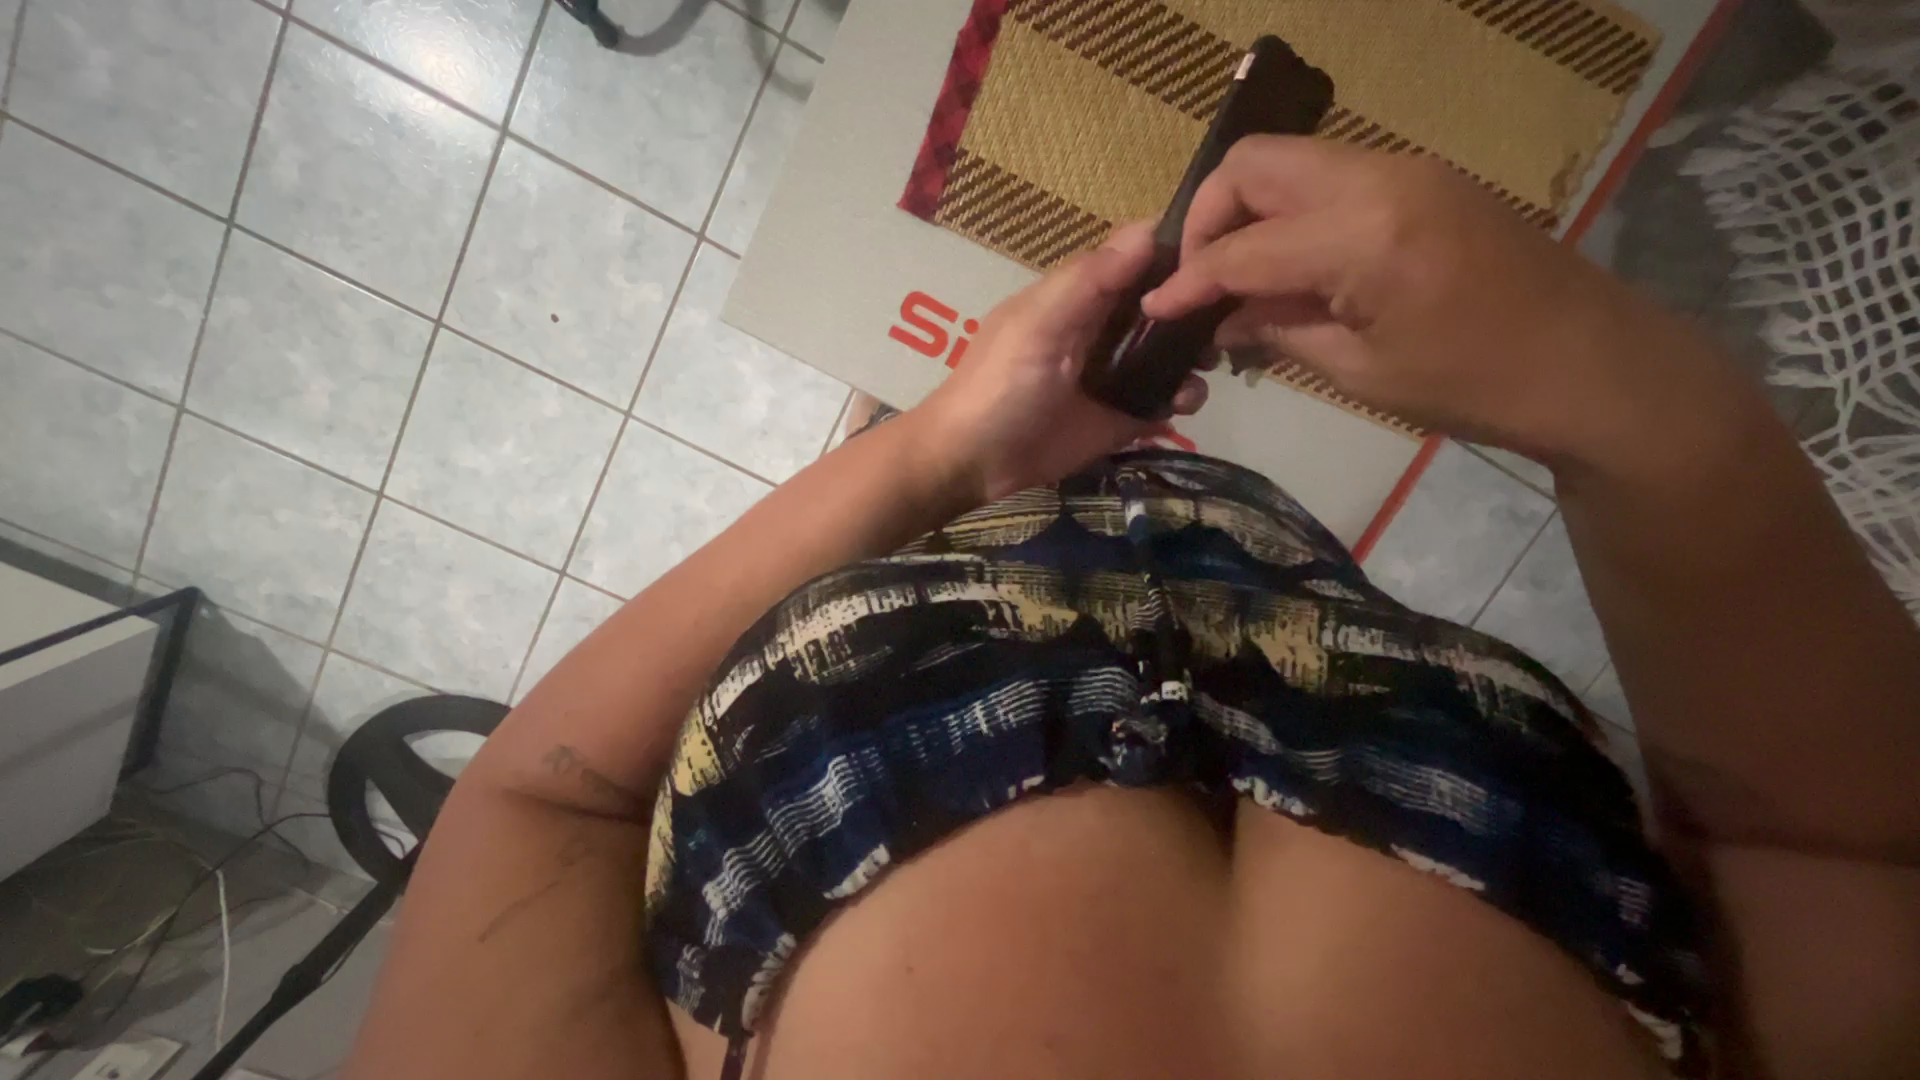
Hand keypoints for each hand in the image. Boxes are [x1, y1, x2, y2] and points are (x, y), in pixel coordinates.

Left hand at [910, 223, 1209, 503]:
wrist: (972, 462)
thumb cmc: (997, 386)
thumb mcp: (1038, 326)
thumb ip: (1087, 281)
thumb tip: (1149, 231)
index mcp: (1078, 296)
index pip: (1135, 258)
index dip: (1176, 249)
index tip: (1222, 249)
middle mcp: (1101, 329)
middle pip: (1161, 305)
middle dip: (1196, 307)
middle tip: (1231, 316)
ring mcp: (1113, 375)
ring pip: (1169, 353)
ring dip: (1194, 354)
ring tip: (1209, 363)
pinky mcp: (1120, 418)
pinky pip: (1162, 401)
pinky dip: (1181, 399)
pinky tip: (1183, 403)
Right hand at [1141, 137, 1719, 467]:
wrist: (1593, 365)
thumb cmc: (1471, 385)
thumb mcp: (1357, 371)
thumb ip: (1277, 330)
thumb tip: (1219, 320)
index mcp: (1360, 236)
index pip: (1240, 248)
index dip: (1187, 282)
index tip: (1154, 310)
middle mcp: (1377, 179)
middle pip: (1253, 164)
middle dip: (1207, 219)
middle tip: (1199, 281)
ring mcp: (1405, 169)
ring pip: (1290, 162)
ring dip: (1248, 213)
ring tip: (1239, 279)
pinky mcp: (1422, 179)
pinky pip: (1330, 179)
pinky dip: (1291, 215)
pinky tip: (1292, 269)